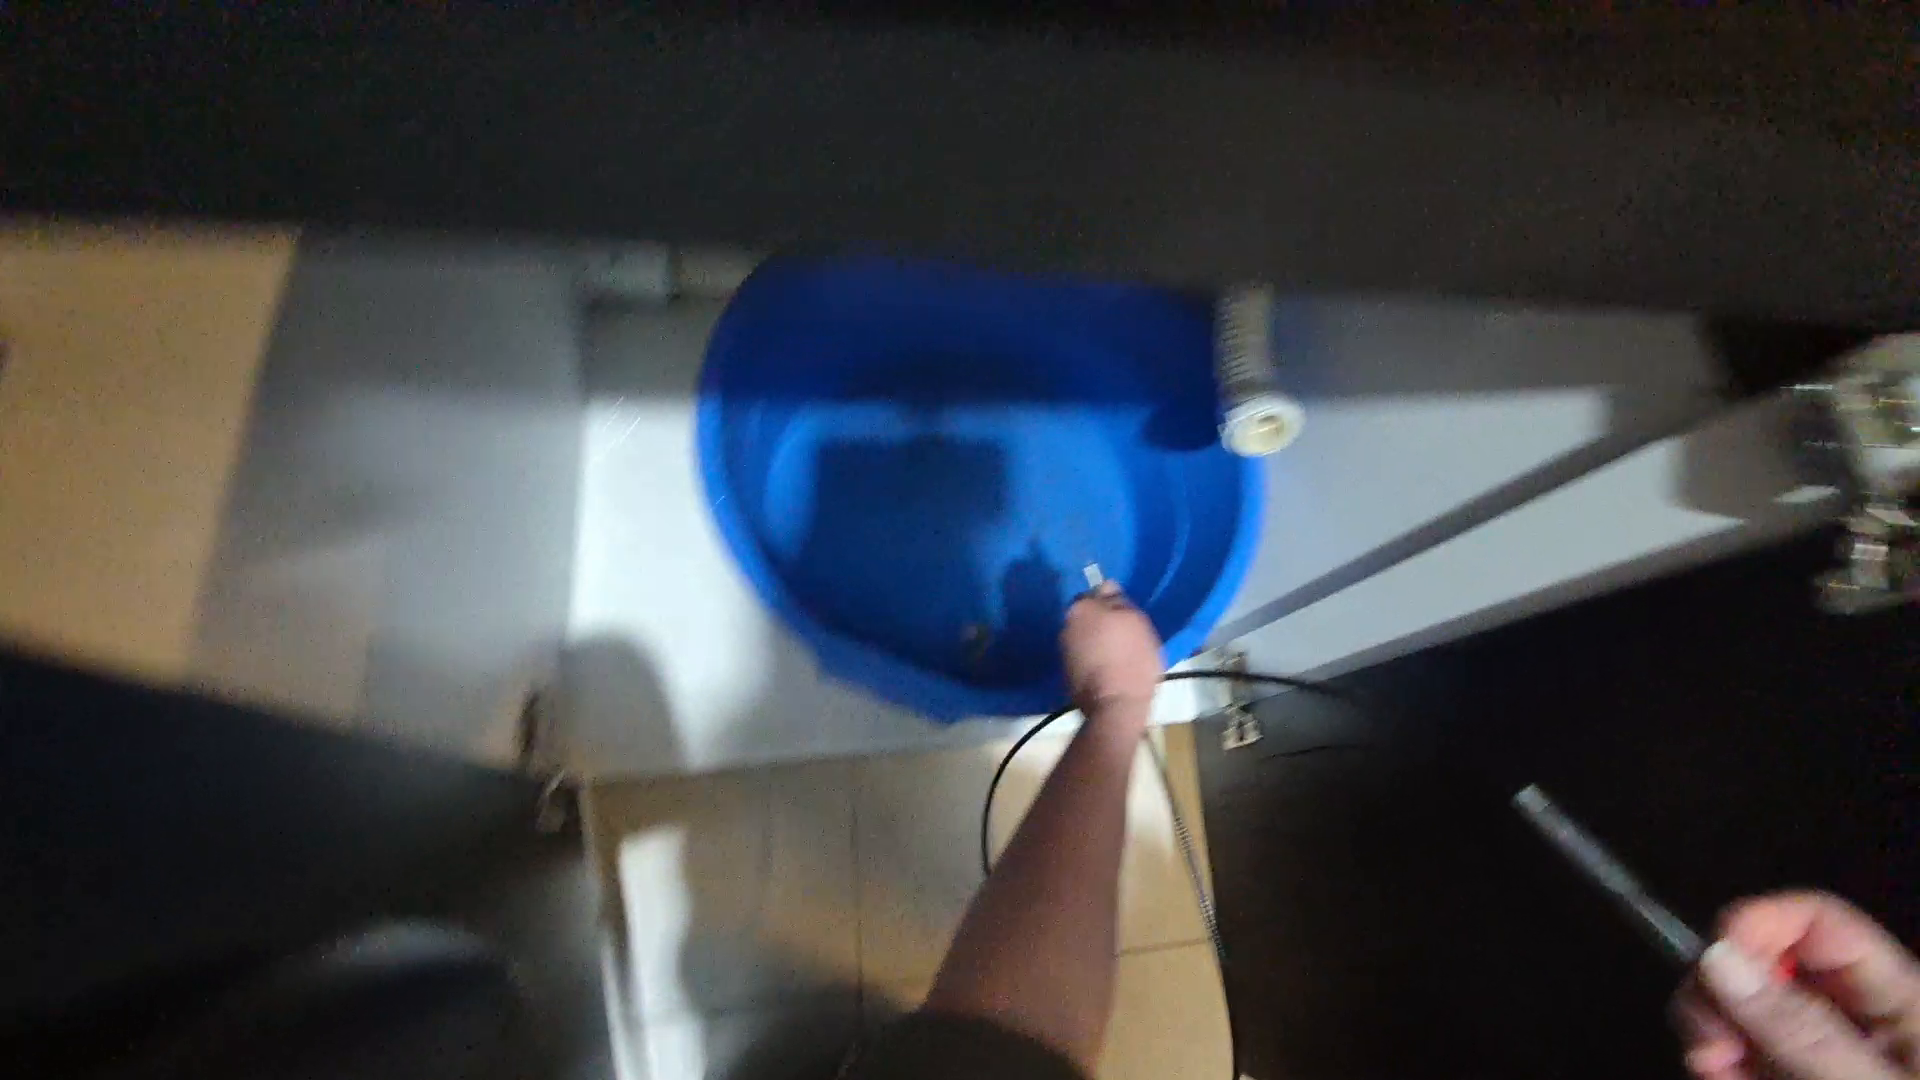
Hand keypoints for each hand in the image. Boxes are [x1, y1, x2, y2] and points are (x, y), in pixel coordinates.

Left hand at [1060, 582, 1163, 717]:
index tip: (1125, 617)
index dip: (1111, 604)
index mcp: (1080, 608)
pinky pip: (1082, 656)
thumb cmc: (1131, 658)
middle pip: (1086, 616)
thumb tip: (1106, 586)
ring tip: (1117, 655)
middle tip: (1124, 636)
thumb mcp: (1136, 621)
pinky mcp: (1066, 671)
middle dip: (1100, 622)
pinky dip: (1092, 658)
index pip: (1094, 594)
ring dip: (1096, 641)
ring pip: (1083, 637)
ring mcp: (1063, 650)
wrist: (1114, 705)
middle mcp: (1065, 625)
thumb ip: (1118, 601)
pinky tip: (1106, 669)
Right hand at [1677, 891, 1919, 1079]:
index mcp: (1910, 1010)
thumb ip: (1806, 1033)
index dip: (1758, 924)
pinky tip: (1721, 1078)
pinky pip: (1747, 1051)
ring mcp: (1834, 1053)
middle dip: (1718, 991)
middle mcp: (1867, 1021)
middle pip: (1764, 962)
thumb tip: (1718, 958)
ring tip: (1713, 1071)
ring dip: (1713, 1031)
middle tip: (1707, 1040)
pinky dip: (1724, 1062)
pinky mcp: (1802, 1075)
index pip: (1818, 924)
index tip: (1714, 962)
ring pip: (1741, 1006)